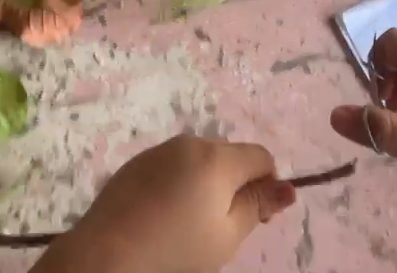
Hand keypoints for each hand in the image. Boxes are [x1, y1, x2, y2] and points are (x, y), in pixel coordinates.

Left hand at [33, 135, 295, 272]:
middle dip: (236, 185)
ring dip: (207, 184)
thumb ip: (258, 206)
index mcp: (216, 157)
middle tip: (221, 228)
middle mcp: (189, 142)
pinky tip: (164, 217)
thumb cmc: (175, 251)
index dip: (267, 185)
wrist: (107, 254)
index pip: (260, 156)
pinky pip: (173, 165)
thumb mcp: (226, 237)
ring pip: (200, 160)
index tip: (258, 218)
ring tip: (189, 225)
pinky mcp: (137, 162)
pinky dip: (179, 184)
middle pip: (229, 156)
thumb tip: (288, 188)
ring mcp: (160, 149)